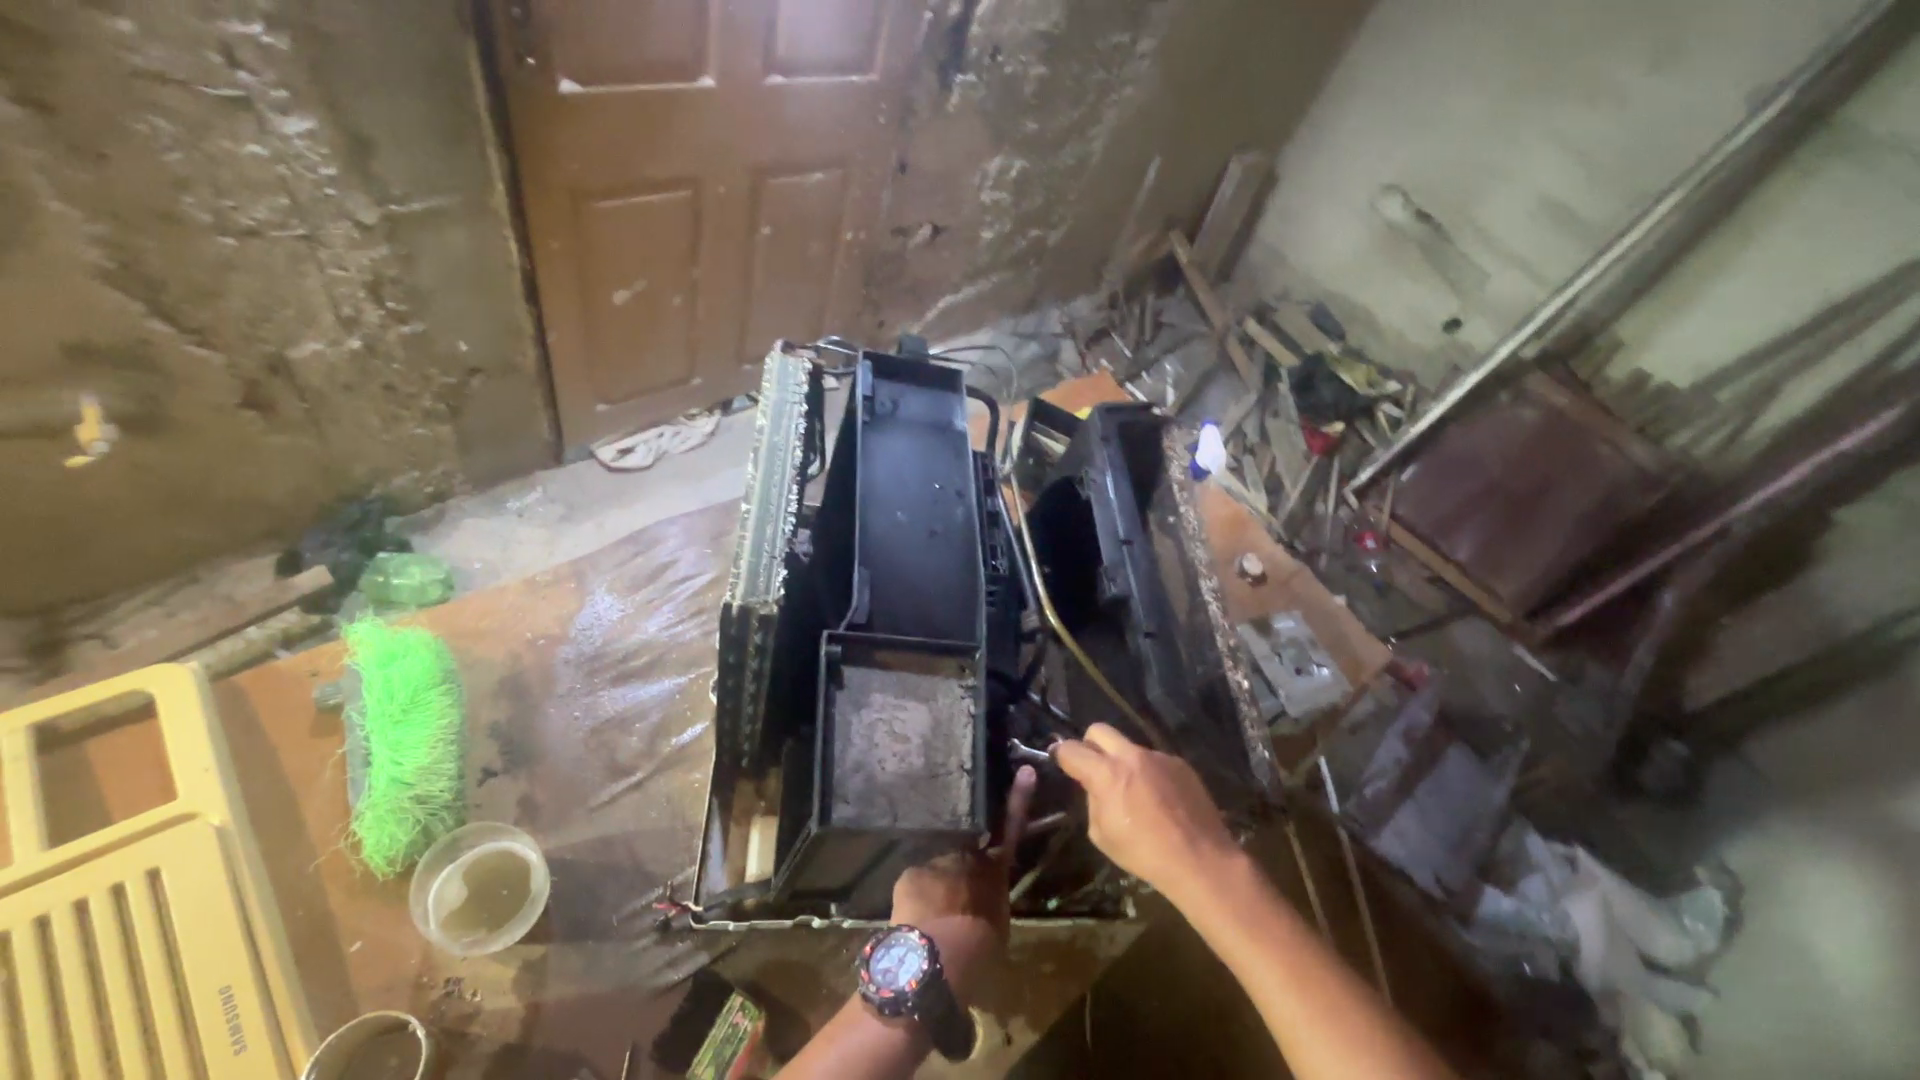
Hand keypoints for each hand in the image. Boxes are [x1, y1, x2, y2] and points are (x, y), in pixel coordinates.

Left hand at [889, 765, 1037, 1003]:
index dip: (1019, 800)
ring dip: (936, 884)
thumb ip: (991, 904)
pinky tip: (912, 922)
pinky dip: (915, 897)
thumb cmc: (979, 950)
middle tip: (954, 899)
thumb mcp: (997, 927)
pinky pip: (914, 882)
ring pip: (937, 867)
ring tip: (930, 919)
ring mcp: (936, 860)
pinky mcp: (909, 872)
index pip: (1011, 829)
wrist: (938, 958)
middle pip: (964, 852)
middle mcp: (967, 856)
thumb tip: (982, 907)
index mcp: (995, 871)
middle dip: (961, 865)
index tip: (1025, 771)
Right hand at [1053, 723, 1239, 902]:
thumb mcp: (1101, 834)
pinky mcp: (1180, 764)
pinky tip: (1160, 799)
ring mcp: (1159, 757)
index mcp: (1106, 774)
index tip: (1062, 762)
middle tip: (1095, 768)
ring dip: (1124, 763)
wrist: (1199, 859)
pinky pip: (1155, 761)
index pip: (1071, 749)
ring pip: (1130, 747)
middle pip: (1099, 730)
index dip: (1061, 754)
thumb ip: (1093, 800)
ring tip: (1136, 793)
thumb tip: (1095, 787)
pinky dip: (1149, 773)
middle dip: (1090, 745)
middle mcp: (1131, 756)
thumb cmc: (1143, 853)